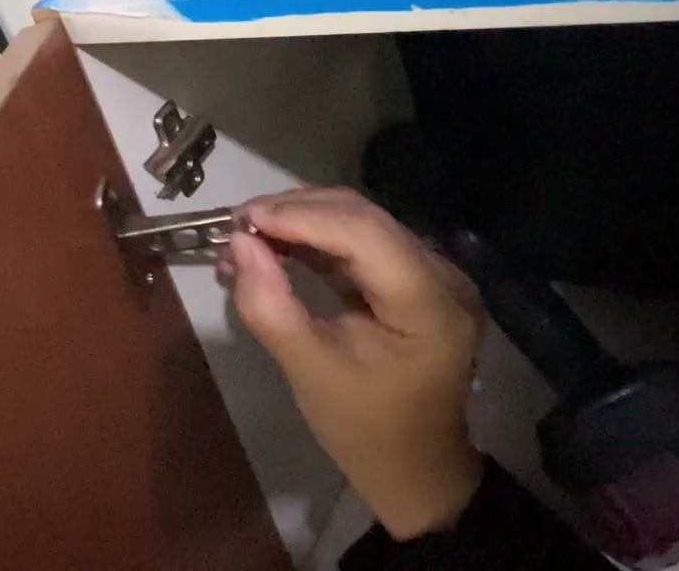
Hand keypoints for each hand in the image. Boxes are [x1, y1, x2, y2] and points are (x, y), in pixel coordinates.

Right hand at [224, 188, 485, 539]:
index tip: (242, 220)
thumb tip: (238, 242)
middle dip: (293, 211)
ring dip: (299, 217)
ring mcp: (430, 271)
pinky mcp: (411, 274)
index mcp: (429, 305)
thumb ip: (270, 305)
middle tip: (237, 224)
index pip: (363, 234)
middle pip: (360, 216)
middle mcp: (441, 274)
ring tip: (247, 233)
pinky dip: (312, 234)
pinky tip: (274, 243)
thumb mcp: (309, 370)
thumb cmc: (365, 427)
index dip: (301, 217)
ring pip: (356, 218)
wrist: (415, 467)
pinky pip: (357, 237)